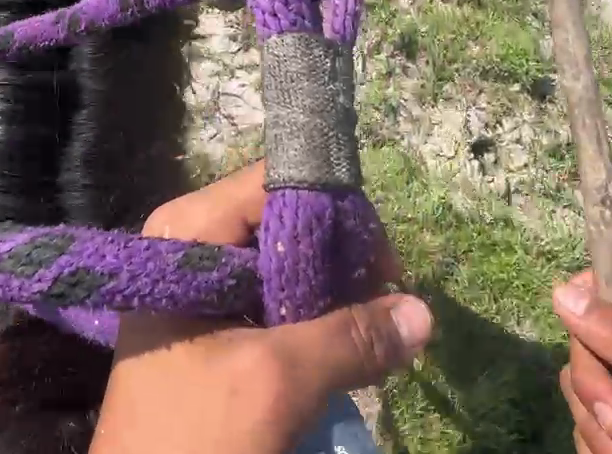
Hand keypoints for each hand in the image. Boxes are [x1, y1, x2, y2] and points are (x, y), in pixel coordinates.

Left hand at [90, 161, 432, 453]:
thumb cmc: (191, 437)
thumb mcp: (274, 382)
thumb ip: (349, 339)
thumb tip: (423, 313)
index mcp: (188, 230)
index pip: (274, 182)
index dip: (333, 209)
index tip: (381, 261)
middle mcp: (193, 242)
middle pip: (284, 220)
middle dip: (339, 258)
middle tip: (385, 300)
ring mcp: (202, 283)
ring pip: (286, 263)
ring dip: (333, 293)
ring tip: (373, 328)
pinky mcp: (215, 322)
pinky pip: (276, 298)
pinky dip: (315, 317)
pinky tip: (345, 347)